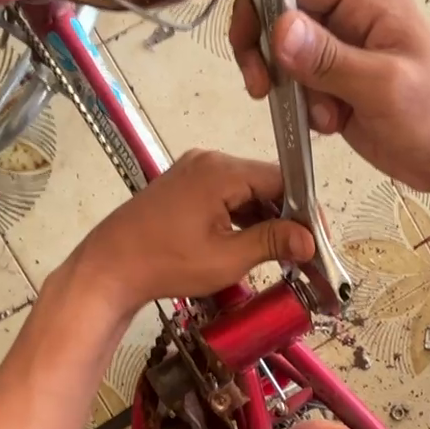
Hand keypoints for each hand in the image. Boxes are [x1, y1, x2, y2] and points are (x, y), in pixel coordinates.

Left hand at [62, 149, 315, 315]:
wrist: (110, 268)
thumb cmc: (166, 264)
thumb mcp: (226, 258)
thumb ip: (271, 242)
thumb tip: (309, 241)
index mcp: (221, 170)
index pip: (282, 179)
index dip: (305, 210)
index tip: (318, 239)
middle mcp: (209, 161)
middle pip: (264, 183)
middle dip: (287, 216)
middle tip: (304, 251)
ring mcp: (193, 171)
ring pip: (246, 191)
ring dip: (264, 219)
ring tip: (282, 253)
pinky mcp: (184, 186)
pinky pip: (226, 195)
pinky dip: (242, 218)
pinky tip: (252, 243)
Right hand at [230, 0, 429, 198]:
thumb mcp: (381, 87)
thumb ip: (328, 59)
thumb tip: (278, 29)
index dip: (262, 7)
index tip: (250, 52)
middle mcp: (350, 15)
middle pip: (282, 15)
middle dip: (269, 55)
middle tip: (263, 91)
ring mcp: (342, 50)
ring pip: (287, 55)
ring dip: (293, 90)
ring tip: (325, 118)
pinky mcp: (338, 82)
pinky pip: (301, 85)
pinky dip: (305, 107)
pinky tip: (332, 124)